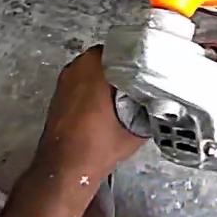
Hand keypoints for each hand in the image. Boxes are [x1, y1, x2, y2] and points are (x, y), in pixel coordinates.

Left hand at [33, 46, 147, 181]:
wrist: (65, 168)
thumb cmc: (97, 146)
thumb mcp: (133, 129)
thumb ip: (146, 110)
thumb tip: (156, 103)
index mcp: (95, 66)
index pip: (122, 48)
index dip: (137, 57)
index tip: (148, 67)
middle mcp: (77, 65)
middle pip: (107, 57)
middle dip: (122, 67)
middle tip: (139, 80)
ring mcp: (65, 78)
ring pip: (93, 68)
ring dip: (107, 77)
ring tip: (124, 92)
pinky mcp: (59, 91)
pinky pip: (81, 80)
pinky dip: (92, 86)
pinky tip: (105, 103)